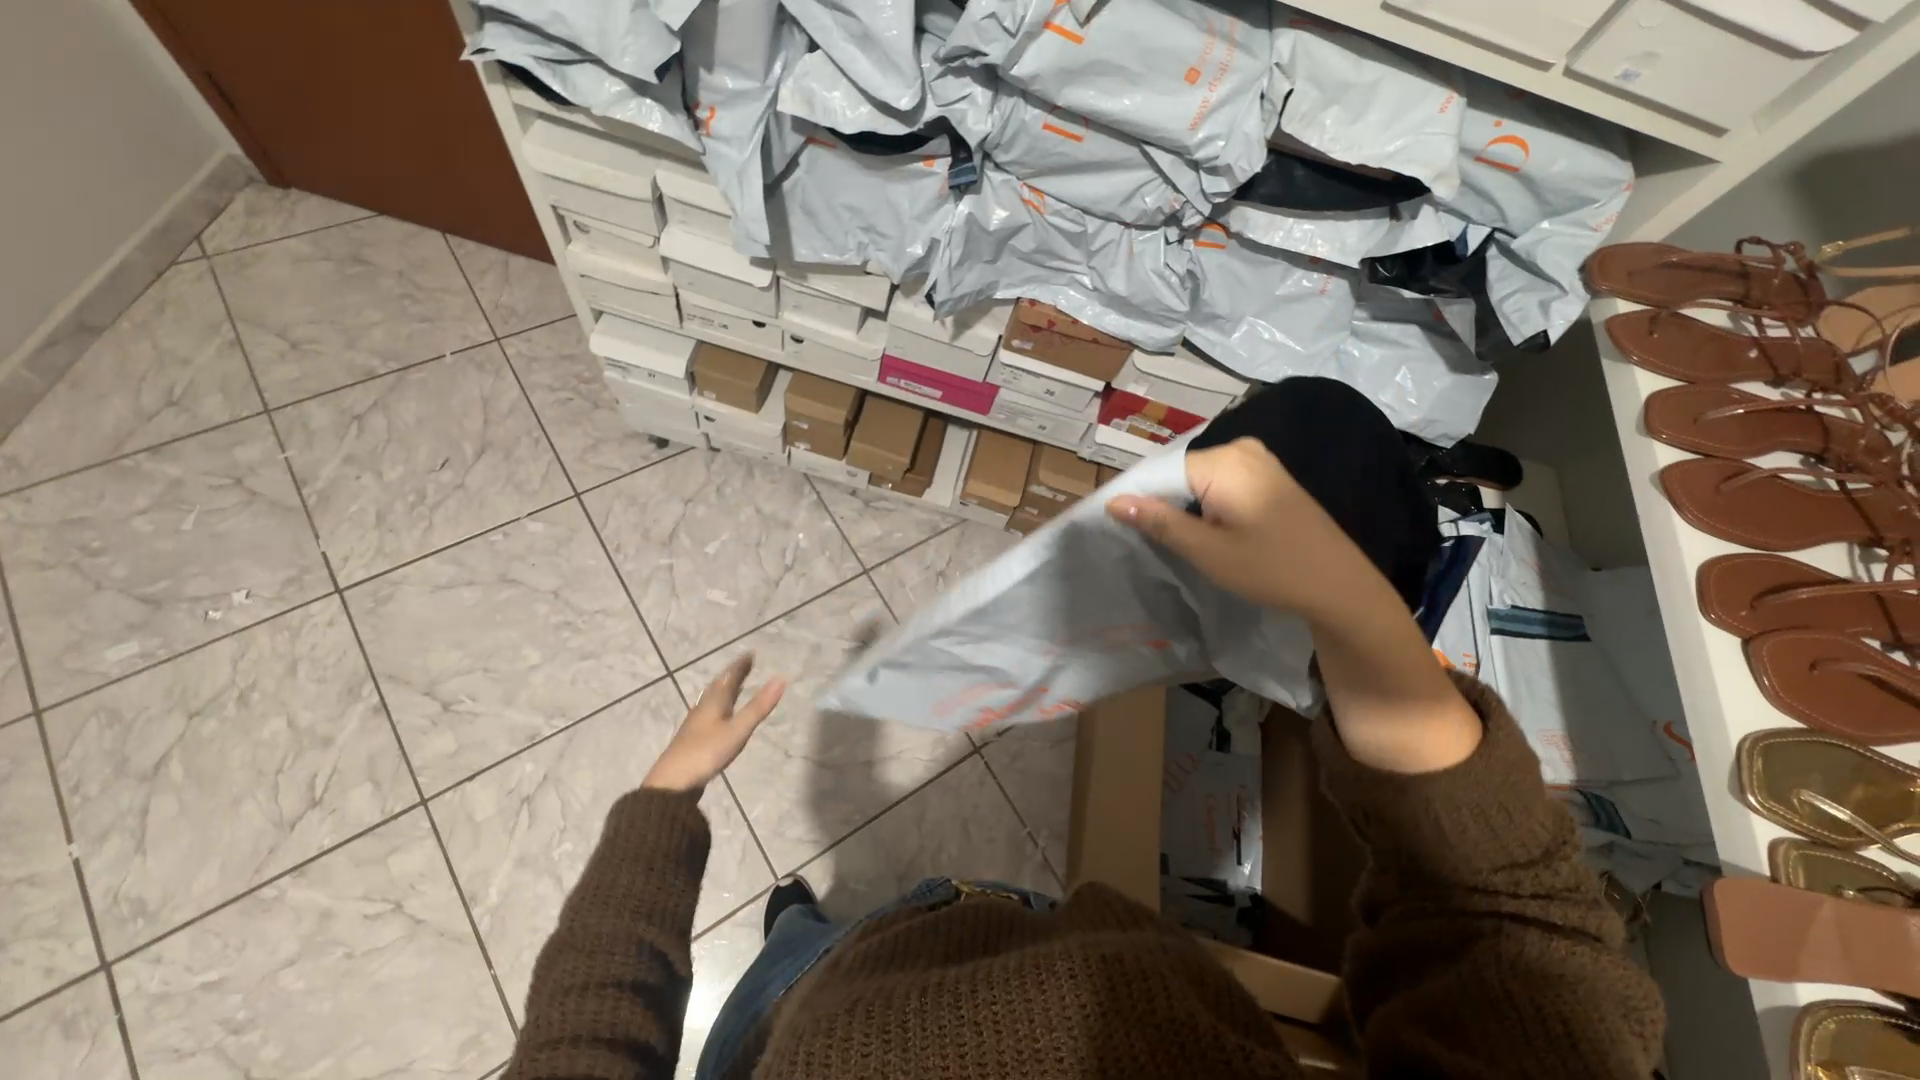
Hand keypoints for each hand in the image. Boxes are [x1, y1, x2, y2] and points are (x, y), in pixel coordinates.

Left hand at [643, 654, 786, 792]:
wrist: (672, 782)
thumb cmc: (706, 752)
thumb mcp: (738, 730)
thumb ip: (758, 707)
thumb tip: (781, 679)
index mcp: (714, 703)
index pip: (729, 678)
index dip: (740, 666)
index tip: (750, 653)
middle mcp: (703, 708)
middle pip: (719, 686)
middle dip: (732, 675)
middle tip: (744, 666)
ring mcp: (695, 724)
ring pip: (711, 700)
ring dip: (723, 690)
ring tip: (732, 686)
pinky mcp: (692, 738)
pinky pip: (708, 713)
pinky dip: (717, 706)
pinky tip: (716, 716)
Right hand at [1113, 437, 1479, 772]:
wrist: (1341, 587)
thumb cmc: (1273, 570)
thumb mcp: (1209, 552)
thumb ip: (1160, 522)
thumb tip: (1114, 501)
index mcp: (1227, 460)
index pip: (1160, 471)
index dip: (1138, 500)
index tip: (1117, 529)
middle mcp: (1242, 449)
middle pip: (1178, 474)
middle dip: (1160, 504)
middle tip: (1146, 542)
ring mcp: (1258, 462)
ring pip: (1197, 482)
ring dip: (1181, 509)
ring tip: (1170, 542)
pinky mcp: (1267, 478)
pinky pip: (1218, 486)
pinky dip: (1204, 508)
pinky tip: (1202, 536)